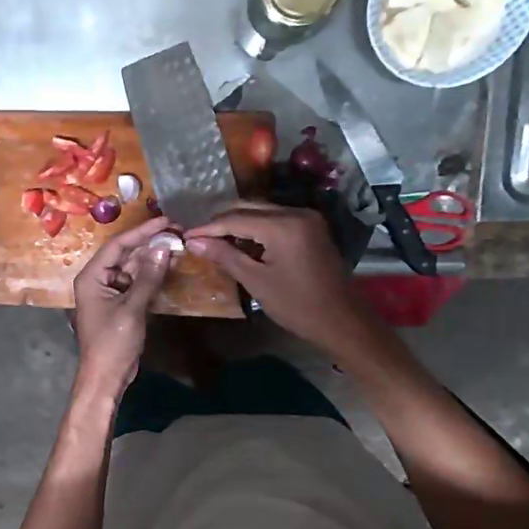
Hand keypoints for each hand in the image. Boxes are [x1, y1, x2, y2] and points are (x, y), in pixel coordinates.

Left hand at [73, 217, 177, 393]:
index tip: (165, 221)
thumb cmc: (113, 343)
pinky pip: (136, 282)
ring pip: (132, 266)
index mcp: (92, 277)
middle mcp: (98, 279)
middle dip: (150, 243)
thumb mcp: (132, 309)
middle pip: (125, 253)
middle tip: (177, 232)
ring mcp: (109, 292)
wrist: (106, 377)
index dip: (142, 231)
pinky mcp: (120, 303)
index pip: (118, 244)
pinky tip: (169, 266)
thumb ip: (148, 278)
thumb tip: (164, 248)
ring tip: (178, 245)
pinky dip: (151, 274)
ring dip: (153, 258)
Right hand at [184, 202, 377, 359]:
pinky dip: (256, 227)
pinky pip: (276, 219)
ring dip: (238, 223)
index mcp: (283, 225)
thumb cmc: (297, 305)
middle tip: (198, 236)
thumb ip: (225, 256)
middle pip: (249, 208)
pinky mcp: (311, 227)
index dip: (208, 227)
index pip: (235, 218)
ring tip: (214, 240)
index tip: (186, 235)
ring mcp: (306, 218)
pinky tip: (241, 242)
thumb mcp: (256, 281)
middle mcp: (296, 213)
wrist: (342, 320)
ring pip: (262, 211)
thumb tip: (194, 242)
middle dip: (222, 221)